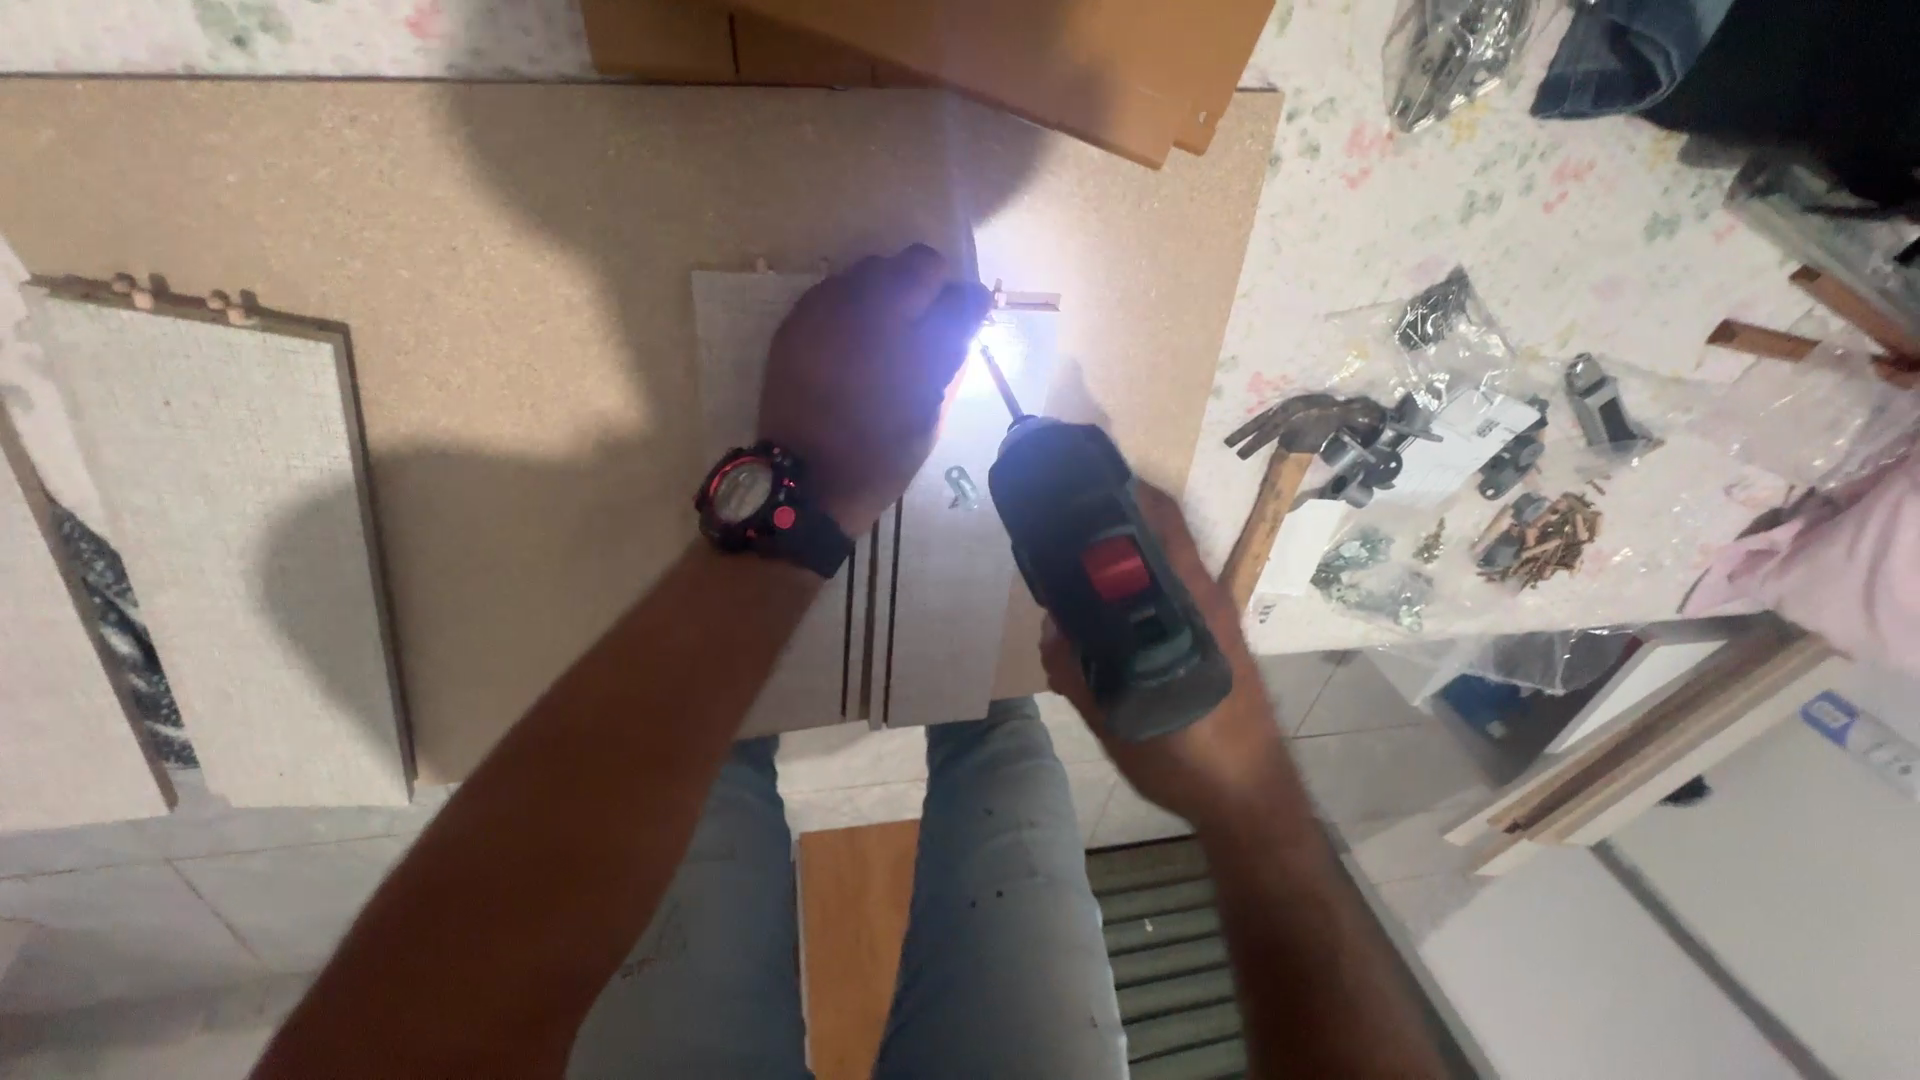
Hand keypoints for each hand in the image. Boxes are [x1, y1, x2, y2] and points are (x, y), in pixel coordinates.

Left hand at [758, 245, 992, 535]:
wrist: (807, 480)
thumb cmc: (880, 457)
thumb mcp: (931, 415)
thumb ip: (952, 360)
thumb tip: (963, 324)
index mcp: (917, 344)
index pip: (960, 298)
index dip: (969, 307)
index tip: (967, 318)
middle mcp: (874, 311)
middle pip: (917, 263)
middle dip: (930, 286)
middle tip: (926, 322)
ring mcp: (830, 308)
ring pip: (873, 268)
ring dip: (890, 289)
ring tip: (887, 330)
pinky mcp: (798, 318)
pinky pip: (836, 288)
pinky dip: (853, 303)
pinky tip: (853, 338)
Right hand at [1040, 483, 1292, 831]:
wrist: (1247, 797)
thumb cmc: (1185, 758)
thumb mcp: (1114, 718)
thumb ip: (1075, 670)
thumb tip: (1052, 625)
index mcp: (1187, 602)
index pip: (1160, 520)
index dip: (1123, 487)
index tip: (1081, 474)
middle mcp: (1205, 598)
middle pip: (1160, 535)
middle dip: (1112, 519)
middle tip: (1063, 521)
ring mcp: (1213, 617)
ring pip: (1164, 565)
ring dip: (1124, 555)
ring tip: (1076, 566)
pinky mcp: (1214, 639)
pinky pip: (1169, 593)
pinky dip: (1137, 587)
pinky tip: (1106, 614)